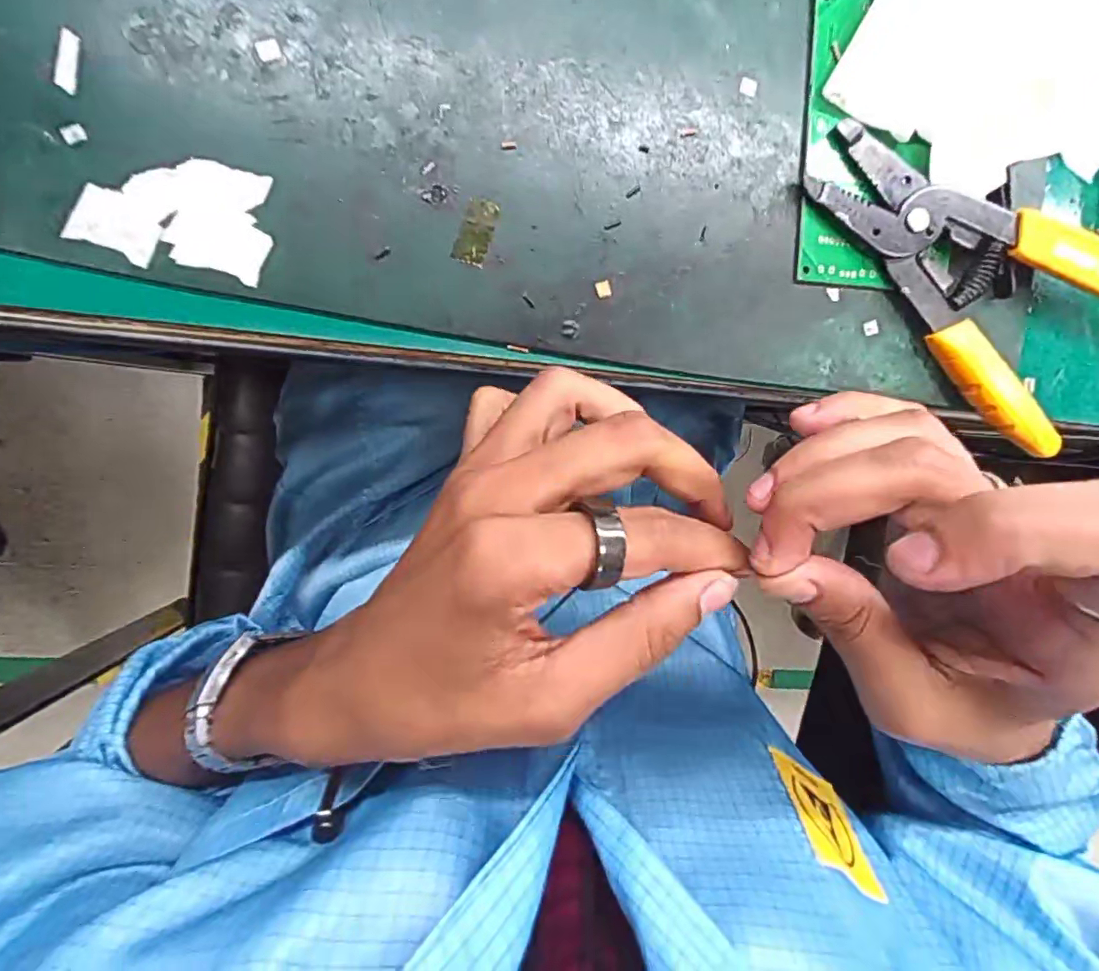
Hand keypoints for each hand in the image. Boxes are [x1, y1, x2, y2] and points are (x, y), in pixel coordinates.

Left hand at [216, 368, 748, 768]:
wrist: (359, 679)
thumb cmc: (447, 704)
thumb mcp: (551, 700)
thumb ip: (639, 638)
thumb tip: (711, 585)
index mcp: (511, 555)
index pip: (640, 533)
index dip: (705, 549)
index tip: (739, 567)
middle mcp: (493, 491)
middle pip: (615, 437)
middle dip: (685, 469)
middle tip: (710, 516)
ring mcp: (472, 468)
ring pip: (561, 394)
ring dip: (620, 420)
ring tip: (651, 473)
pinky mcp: (462, 468)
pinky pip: (509, 406)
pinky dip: (555, 416)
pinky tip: (573, 460)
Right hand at [746, 393, 1098, 763]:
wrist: (981, 692)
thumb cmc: (973, 711)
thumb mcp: (919, 705)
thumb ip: (860, 634)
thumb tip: (783, 568)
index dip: (1006, 527)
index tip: (903, 565)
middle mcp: (1056, 533)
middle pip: (952, 468)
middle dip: (844, 493)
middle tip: (774, 544)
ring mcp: (998, 492)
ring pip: (915, 433)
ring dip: (825, 459)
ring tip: (767, 502)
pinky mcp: (947, 473)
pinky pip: (903, 421)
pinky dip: (848, 418)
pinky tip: (804, 426)